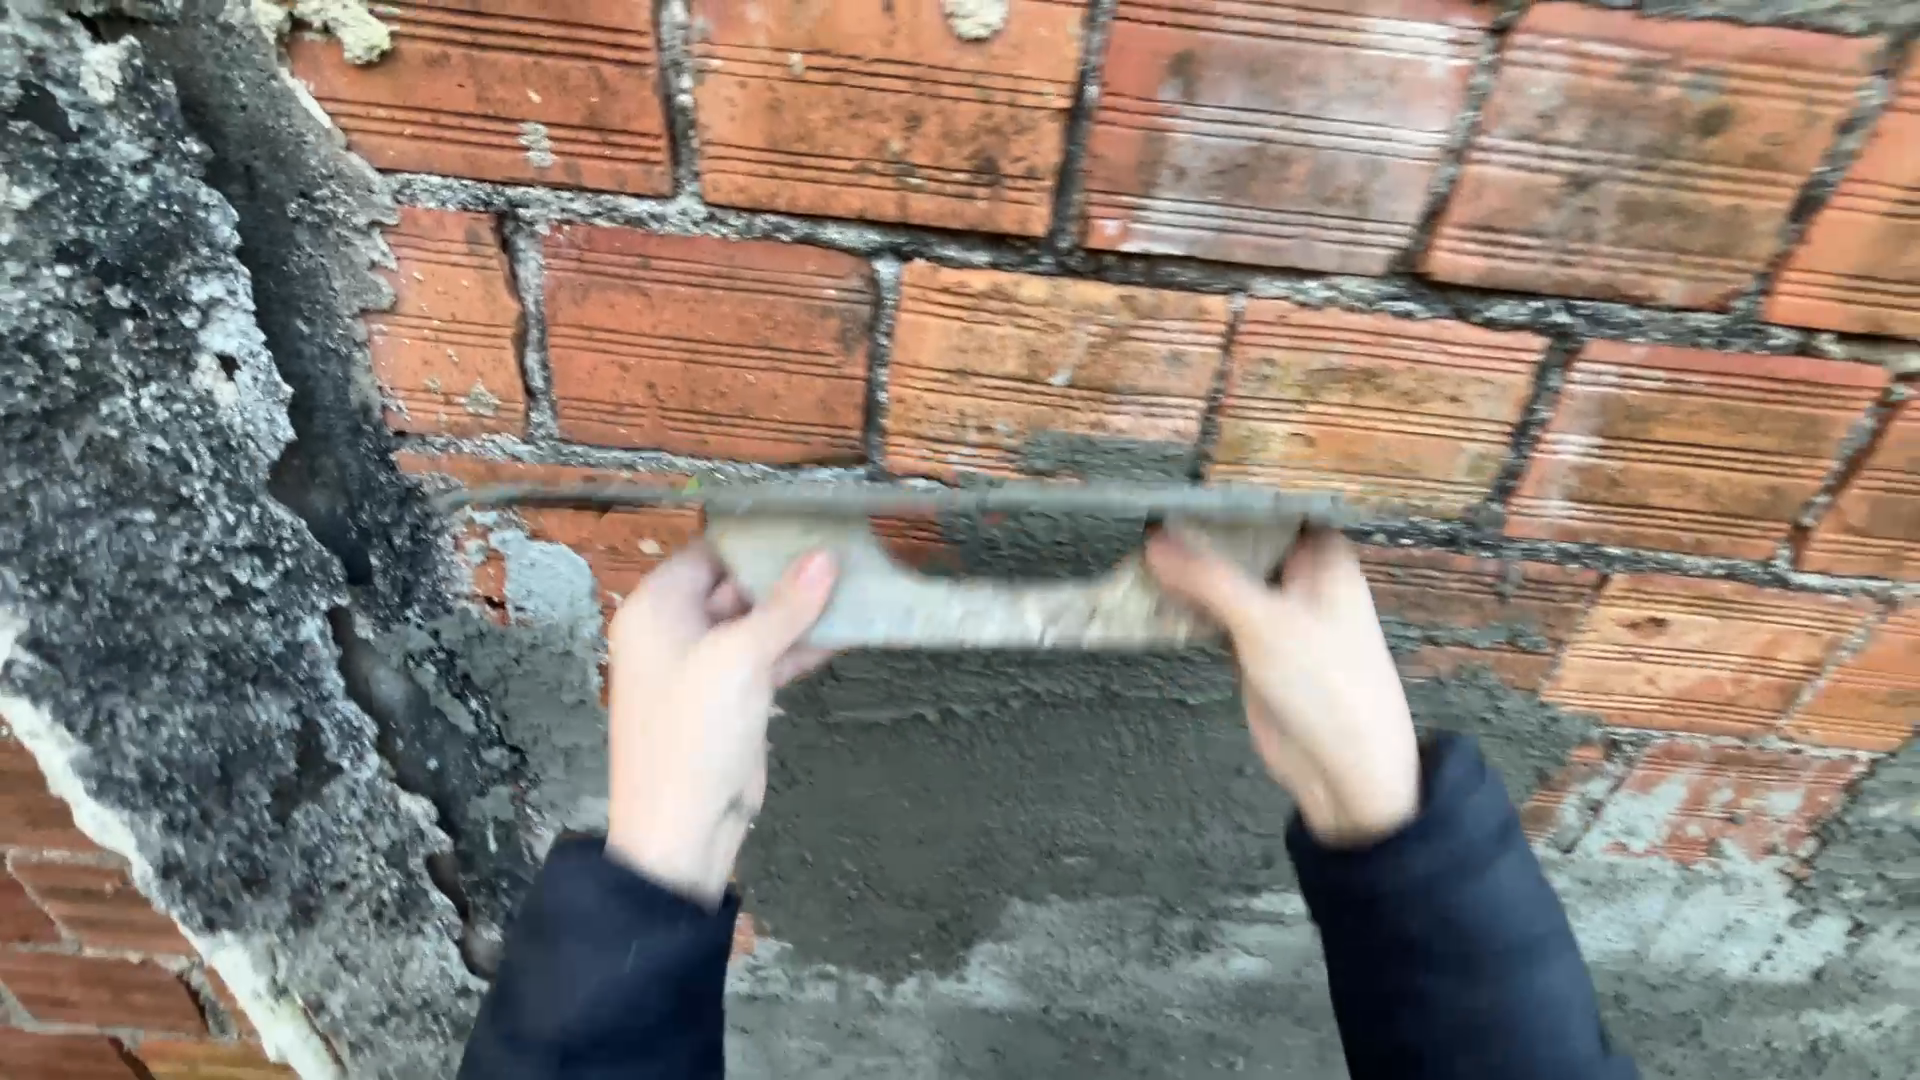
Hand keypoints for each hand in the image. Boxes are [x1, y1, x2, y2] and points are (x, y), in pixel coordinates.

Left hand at [603, 544, 836, 906]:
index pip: (710, 552)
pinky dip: (801, 646)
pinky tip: (844, 632)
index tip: (807, 524)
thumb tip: (826, 558)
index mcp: (658, 609)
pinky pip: (770, 656)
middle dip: (788, 574)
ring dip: (801, 611)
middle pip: (739, 585)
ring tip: (853, 587)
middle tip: (842, 552)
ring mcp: (707, 664)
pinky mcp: (734, 694)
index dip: (757, 539)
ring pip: (760, 622)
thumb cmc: (693, 734)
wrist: (684, 829)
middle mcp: (678, 629)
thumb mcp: (740, 659)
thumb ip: (786, 606)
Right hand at [1146, 527, 1419, 847]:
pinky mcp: (1252, 646)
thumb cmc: (1327, 684)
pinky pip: (1213, 615)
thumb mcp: (1265, 620)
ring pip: (1223, 581)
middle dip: (1196, 537)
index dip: (1227, 500)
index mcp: (1321, 559)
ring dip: (1186, 574)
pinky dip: (1186, 607)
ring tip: (1138, 553)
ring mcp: (1274, 614)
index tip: (1178, 488)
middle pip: (1241, 546)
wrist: (1342, 769)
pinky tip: (1152, 595)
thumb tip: (1154, 541)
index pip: (1270, 511)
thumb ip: (1208, 578)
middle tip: (1145, 519)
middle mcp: (1298, 580)